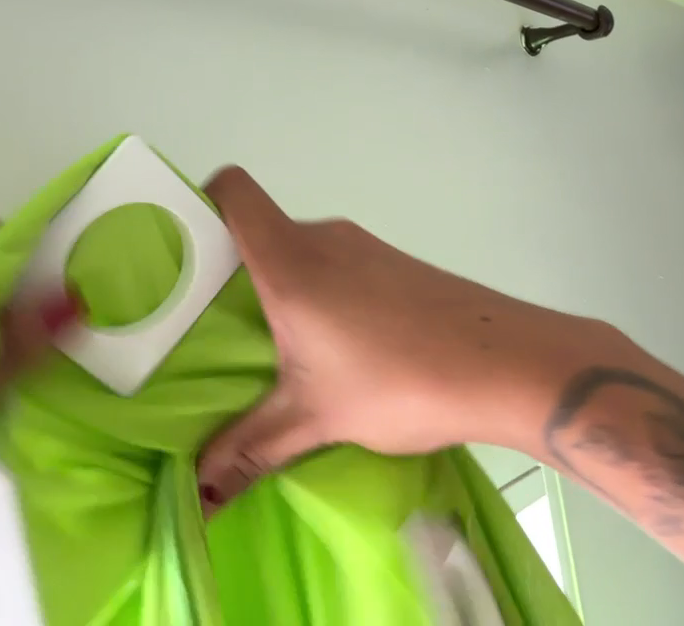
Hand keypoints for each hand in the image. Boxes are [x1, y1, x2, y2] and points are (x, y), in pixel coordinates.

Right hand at [194, 168, 627, 509]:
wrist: (503, 363)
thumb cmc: (397, 378)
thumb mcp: (314, 419)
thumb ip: (249, 448)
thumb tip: (198, 493)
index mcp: (291, 260)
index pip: (234, 192)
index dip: (200, 203)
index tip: (180, 250)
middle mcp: (325, 238)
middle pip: (261, 232)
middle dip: (230, 274)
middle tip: (209, 329)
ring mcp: (365, 247)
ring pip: (302, 254)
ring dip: (280, 290)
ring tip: (269, 349)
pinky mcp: (396, 264)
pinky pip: (338, 267)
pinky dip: (320, 294)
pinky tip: (333, 348)